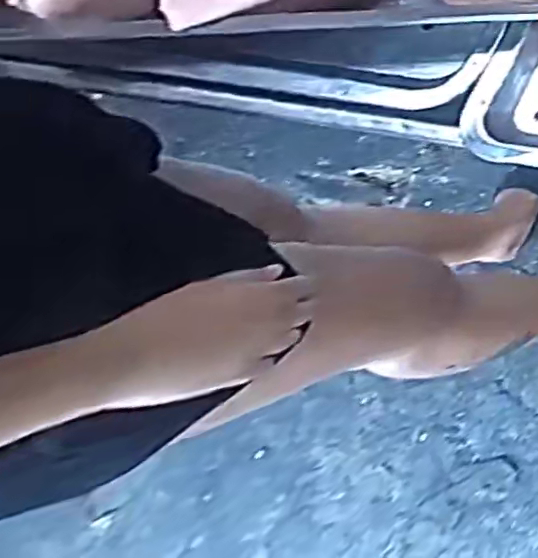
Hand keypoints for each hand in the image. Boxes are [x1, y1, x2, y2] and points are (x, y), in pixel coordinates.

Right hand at [89, 266, 314, 409]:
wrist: (122, 360)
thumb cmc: (160, 316)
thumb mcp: (208, 286)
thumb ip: (249, 277)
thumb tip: (278, 271)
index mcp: (271, 295)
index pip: (306, 286)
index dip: (297, 288)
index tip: (286, 291)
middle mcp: (276, 320)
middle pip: (305, 312)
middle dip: (296, 310)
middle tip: (272, 314)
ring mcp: (262, 348)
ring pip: (291, 338)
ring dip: (282, 335)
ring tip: (258, 335)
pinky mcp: (243, 374)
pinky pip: (269, 365)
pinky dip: (263, 360)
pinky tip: (245, 358)